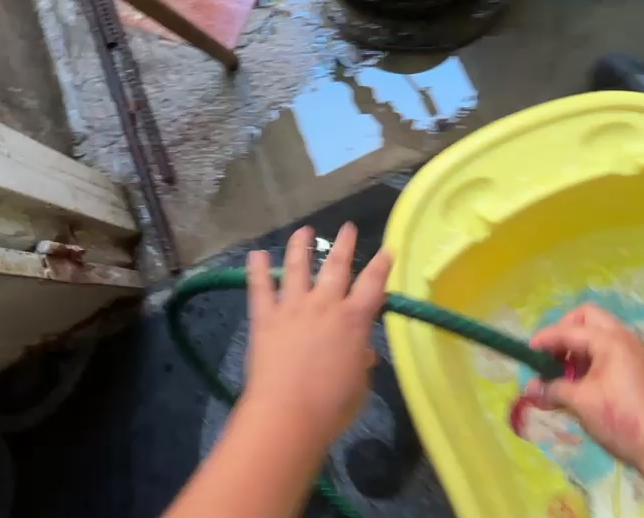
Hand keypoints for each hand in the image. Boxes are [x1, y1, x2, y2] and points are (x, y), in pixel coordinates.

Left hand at [242, 223, 393, 444]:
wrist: (287, 415)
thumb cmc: (331, 407)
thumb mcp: (358, 386)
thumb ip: (361, 362)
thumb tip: (362, 353)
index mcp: (353, 320)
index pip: (373, 284)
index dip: (382, 265)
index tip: (387, 249)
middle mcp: (325, 304)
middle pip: (337, 266)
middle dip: (344, 244)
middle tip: (348, 227)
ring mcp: (293, 307)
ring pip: (298, 267)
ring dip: (301, 246)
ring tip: (304, 230)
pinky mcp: (265, 317)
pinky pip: (260, 288)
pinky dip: (258, 270)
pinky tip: (256, 254)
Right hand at [524, 304, 643, 473]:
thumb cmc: (622, 421)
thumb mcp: (582, 404)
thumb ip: (553, 390)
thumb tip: (529, 390)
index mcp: (611, 340)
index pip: (570, 330)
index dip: (546, 339)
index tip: (527, 352)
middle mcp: (625, 338)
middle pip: (588, 318)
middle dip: (565, 331)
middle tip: (551, 355)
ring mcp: (637, 352)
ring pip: (600, 333)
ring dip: (579, 346)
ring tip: (566, 374)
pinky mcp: (642, 369)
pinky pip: (611, 349)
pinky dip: (594, 357)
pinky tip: (586, 383)